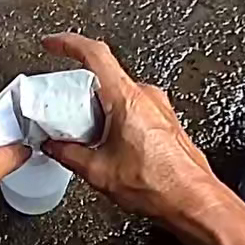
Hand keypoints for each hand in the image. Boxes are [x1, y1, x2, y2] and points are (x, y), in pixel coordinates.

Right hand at [39, 33, 228, 223]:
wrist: (192, 201)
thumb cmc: (159, 185)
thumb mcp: (98, 171)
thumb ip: (68, 153)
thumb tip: (53, 145)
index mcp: (127, 99)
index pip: (95, 54)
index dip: (68, 44)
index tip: (52, 44)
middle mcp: (146, 96)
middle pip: (103, 78)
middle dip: (78, 94)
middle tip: (62, 115)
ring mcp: (158, 107)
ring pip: (117, 94)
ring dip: (97, 110)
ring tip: (86, 138)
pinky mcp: (163, 120)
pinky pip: (132, 107)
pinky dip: (113, 119)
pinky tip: (107, 145)